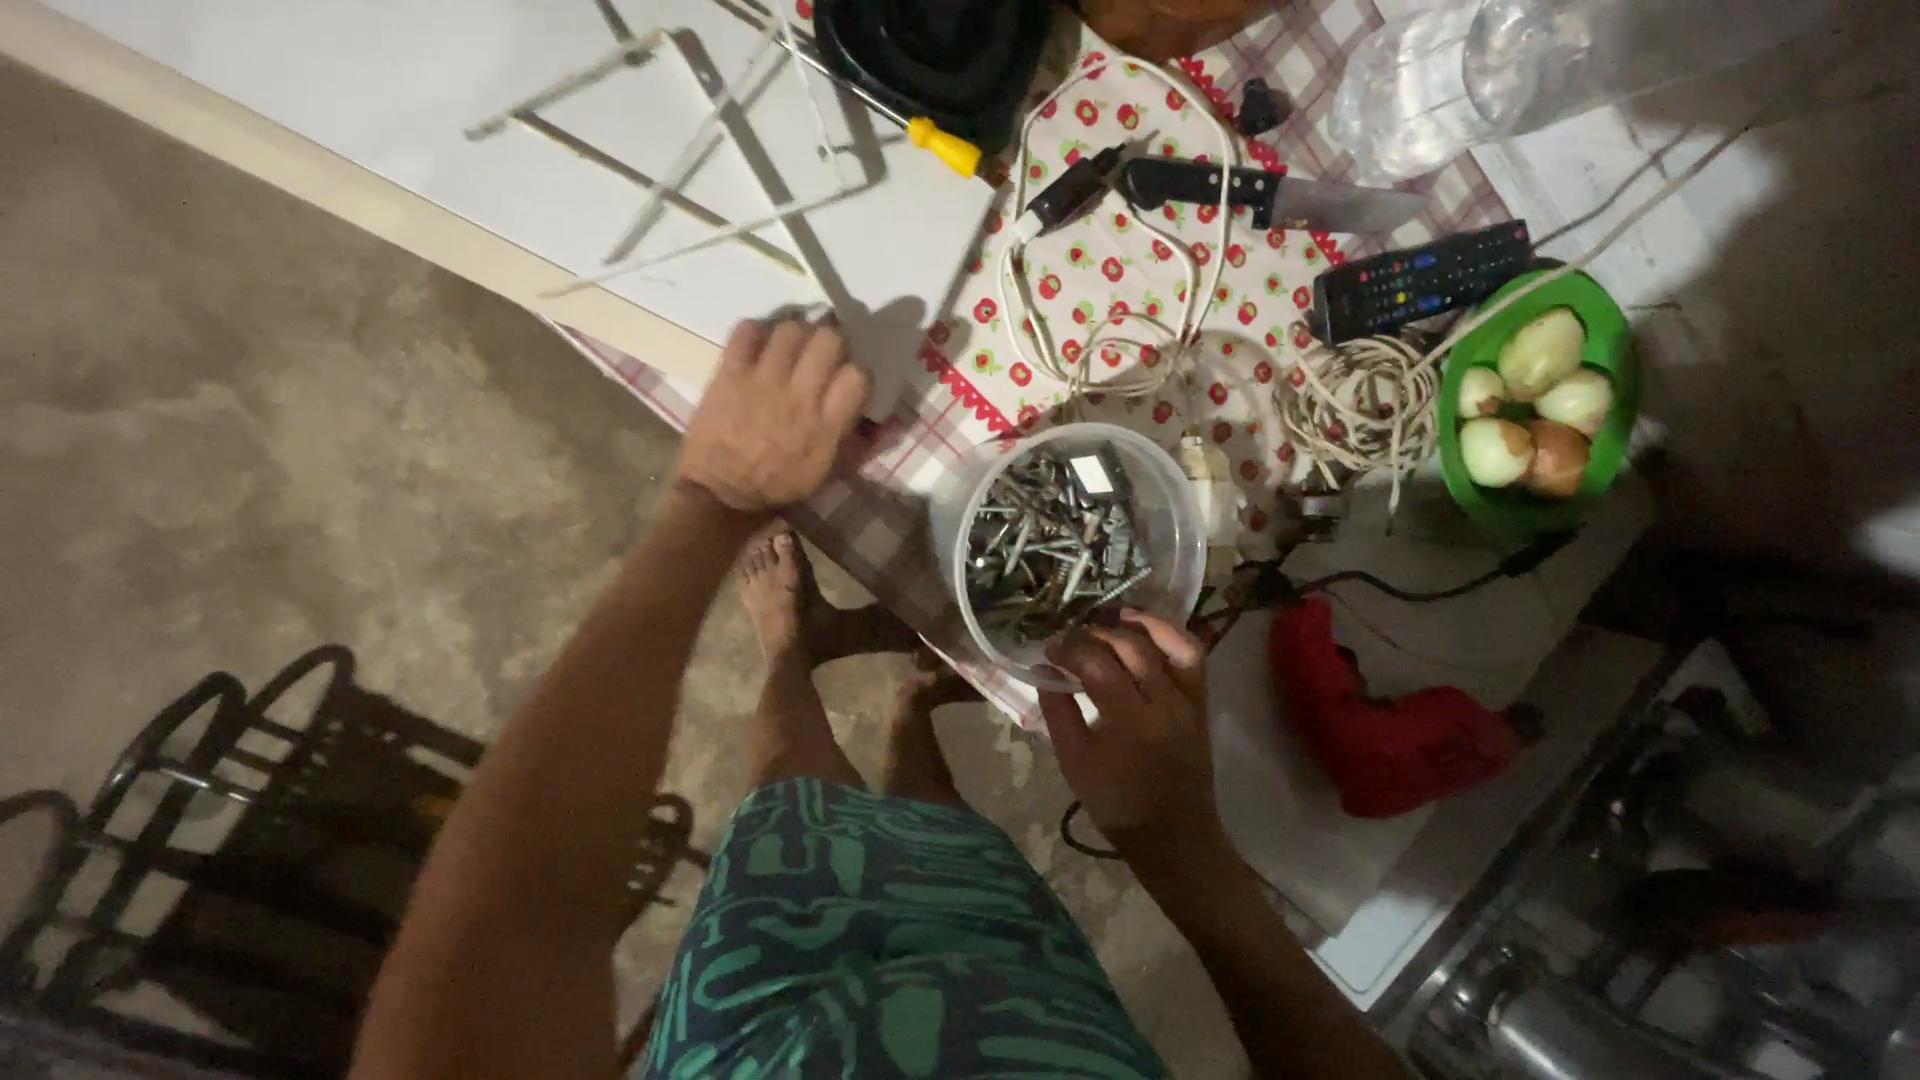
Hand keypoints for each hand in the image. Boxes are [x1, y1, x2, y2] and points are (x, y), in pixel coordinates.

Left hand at [674, 318, 871, 515]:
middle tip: (821, 352)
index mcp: (826, 425)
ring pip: (791, 329)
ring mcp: (763, 381)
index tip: (846, 378)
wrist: (721, 494)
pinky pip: (747, 331)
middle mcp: (799, 397)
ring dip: (796, 332)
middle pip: (829, 339)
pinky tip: (759, 345)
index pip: (858, 376)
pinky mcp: (730, 373)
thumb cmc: (779, 486)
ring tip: (791, 346)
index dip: (857, 371)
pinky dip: (755, 331)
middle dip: (831, 340)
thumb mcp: (829, 474)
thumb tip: (895, 424)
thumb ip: (863, 446)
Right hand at [1039, 611, 1223, 866]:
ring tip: (1112, 617)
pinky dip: (1169, 635)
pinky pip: (1192, 655)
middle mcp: (1166, 704)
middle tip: (1073, 636)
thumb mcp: (1074, 762)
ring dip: (1140, 622)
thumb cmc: (1117, 803)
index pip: (1097, 665)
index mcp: (1131, 723)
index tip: (1050, 648)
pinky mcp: (1202, 701)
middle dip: (1096, 633)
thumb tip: (1044, 669)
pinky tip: (1144, 632)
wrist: (1174, 835)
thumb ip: (1058, 711)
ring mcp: (1190, 700)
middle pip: (1132, 646)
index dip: (1070, 649)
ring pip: (1172, 641)